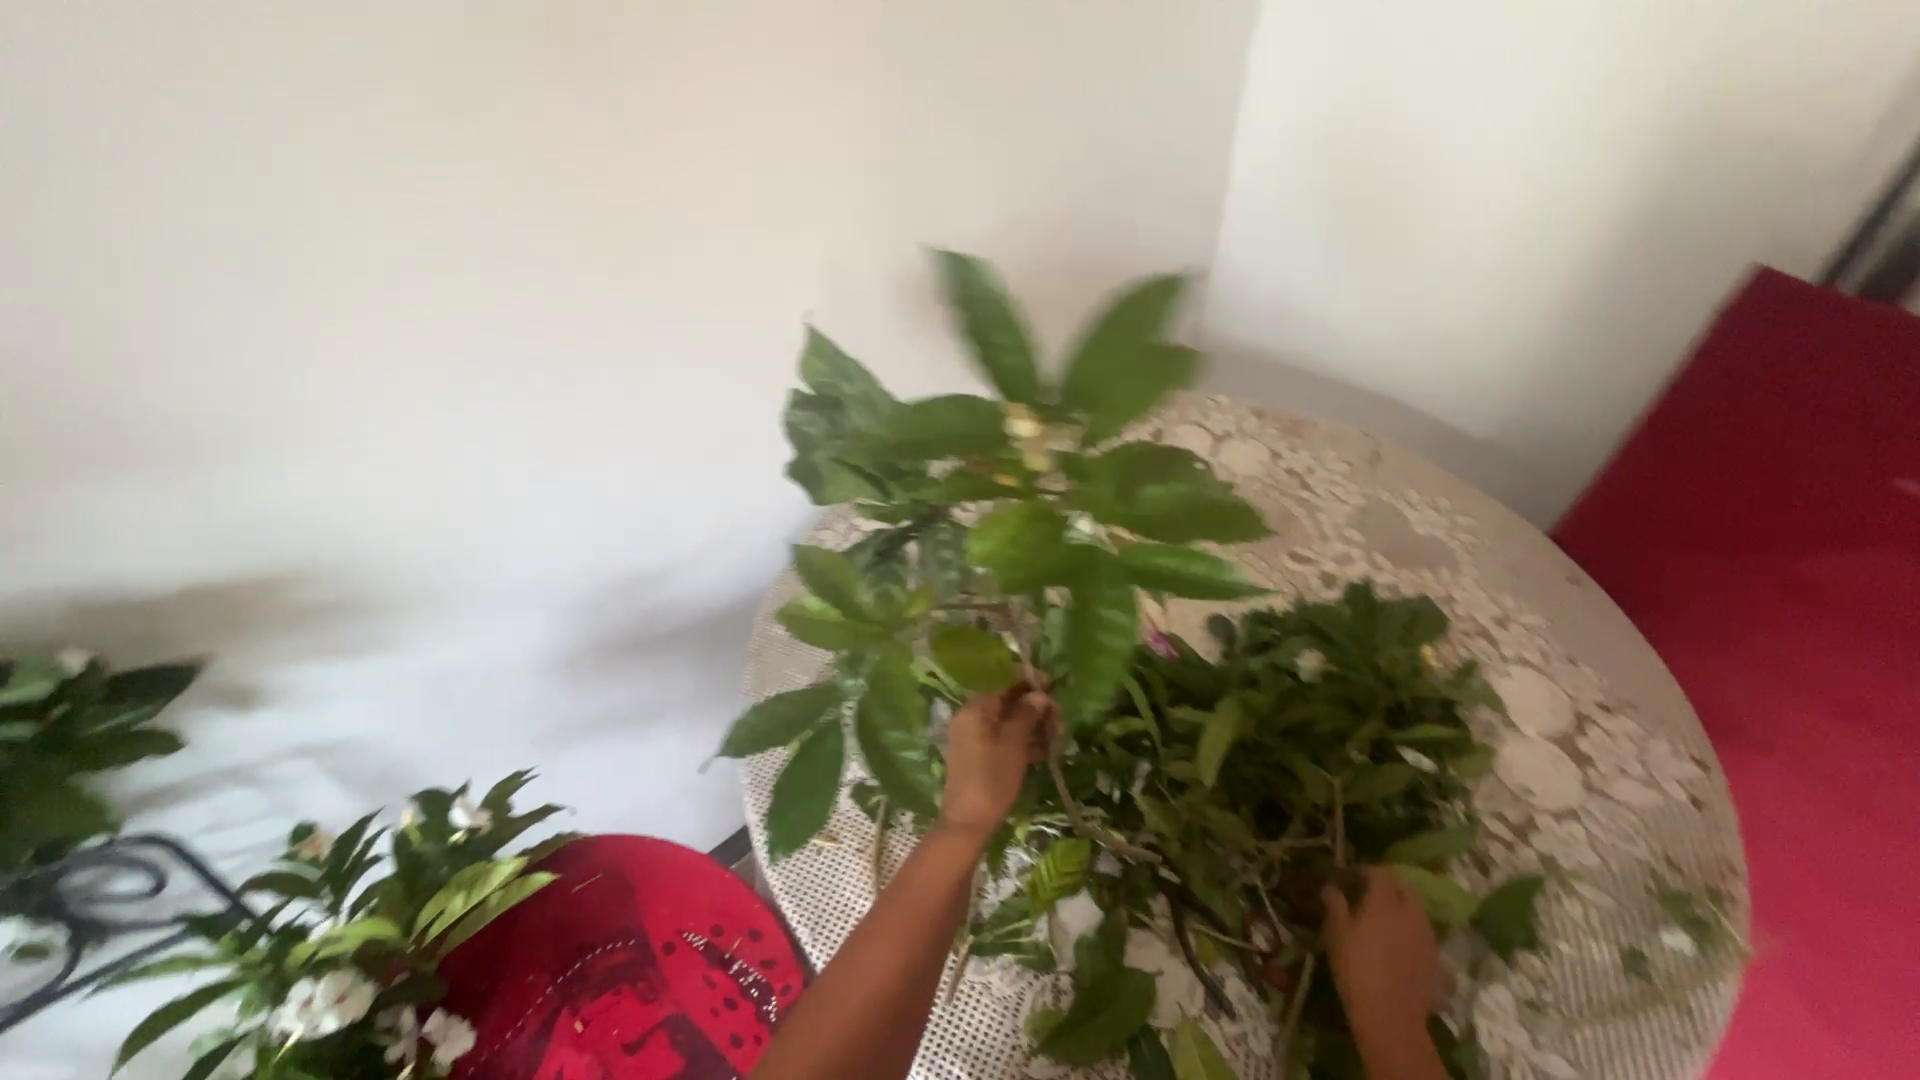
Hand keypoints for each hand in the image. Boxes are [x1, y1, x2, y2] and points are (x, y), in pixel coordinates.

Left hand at [938, 681, 1053, 838]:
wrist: (969, 822)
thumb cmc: (992, 777)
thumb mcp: (1013, 743)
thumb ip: (1027, 714)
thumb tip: (1039, 695)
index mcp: (975, 708)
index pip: (1001, 681)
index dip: (1026, 680)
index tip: (1050, 683)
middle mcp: (972, 718)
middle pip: (1006, 701)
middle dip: (1035, 706)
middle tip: (1059, 718)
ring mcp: (975, 738)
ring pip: (1008, 722)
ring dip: (1033, 726)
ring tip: (1058, 736)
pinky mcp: (981, 756)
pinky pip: (1004, 740)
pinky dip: (1024, 742)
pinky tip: (1046, 751)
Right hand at [1322, 867, 1445, 1041]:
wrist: (1390, 1014)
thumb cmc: (1356, 967)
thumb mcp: (1336, 933)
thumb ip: (1335, 905)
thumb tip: (1331, 887)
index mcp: (1385, 902)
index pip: (1380, 873)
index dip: (1364, 871)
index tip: (1349, 877)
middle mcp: (1411, 913)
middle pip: (1406, 888)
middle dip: (1389, 886)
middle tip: (1370, 894)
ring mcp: (1428, 938)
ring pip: (1418, 912)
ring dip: (1403, 908)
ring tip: (1385, 921)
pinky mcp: (1437, 961)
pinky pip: (1425, 937)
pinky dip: (1412, 934)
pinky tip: (1400, 948)